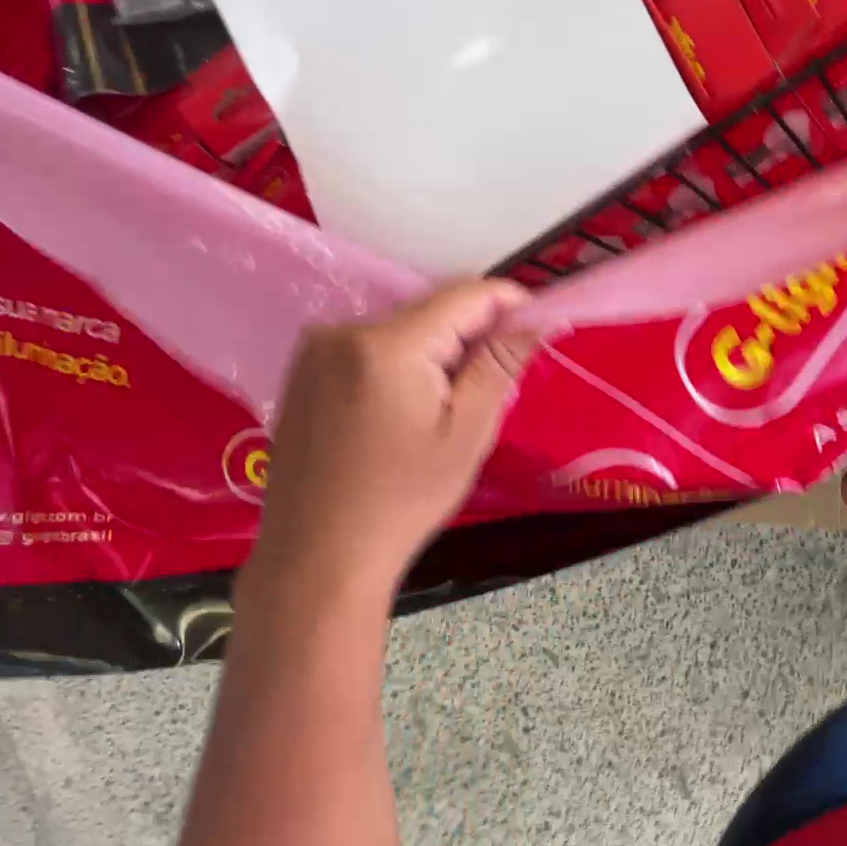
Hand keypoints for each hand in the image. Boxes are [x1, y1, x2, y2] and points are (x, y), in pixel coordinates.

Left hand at [241, 280, 540, 600]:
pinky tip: (414, 413)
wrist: (320, 551)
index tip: (542, 329)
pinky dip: (409, 366)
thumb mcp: (469, 432)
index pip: (464, 294)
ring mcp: (316, 349)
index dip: (512, 303)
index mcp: (386, 344)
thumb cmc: (405, 497)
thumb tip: (536, 319)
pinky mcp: (304, 371)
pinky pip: (375, 348)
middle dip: (477, 336)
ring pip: (406, 330)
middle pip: (433, 310)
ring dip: (443, 353)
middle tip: (500, 386)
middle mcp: (343, 330)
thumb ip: (500, 365)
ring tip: (456, 409)